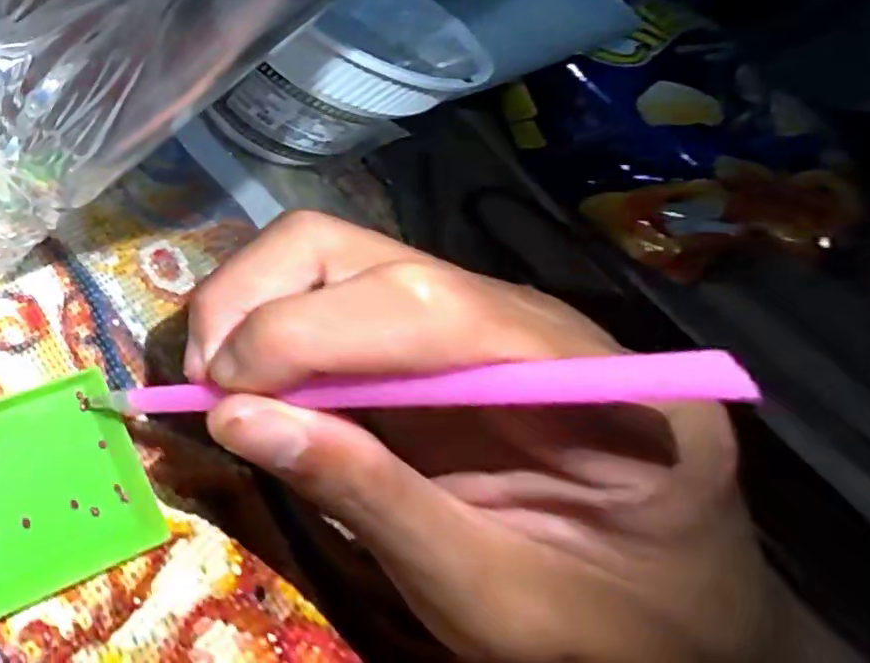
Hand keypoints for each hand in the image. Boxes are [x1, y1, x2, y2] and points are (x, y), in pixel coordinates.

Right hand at [187, 211, 848, 662]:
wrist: (661, 613)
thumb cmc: (601, 623)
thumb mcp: (494, 597)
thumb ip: (371, 500)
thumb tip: (230, 419)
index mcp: (578, 375)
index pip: (413, 303)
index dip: (298, 334)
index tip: (223, 398)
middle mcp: (506, 307)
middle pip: (339, 247)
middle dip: (247, 303)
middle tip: (207, 384)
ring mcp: (452, 299)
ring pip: (310, 249)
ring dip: (239, 303)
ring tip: (219, 381)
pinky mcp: (407, 313)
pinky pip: (309, 283)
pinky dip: (252, 317)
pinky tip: (247, 374)